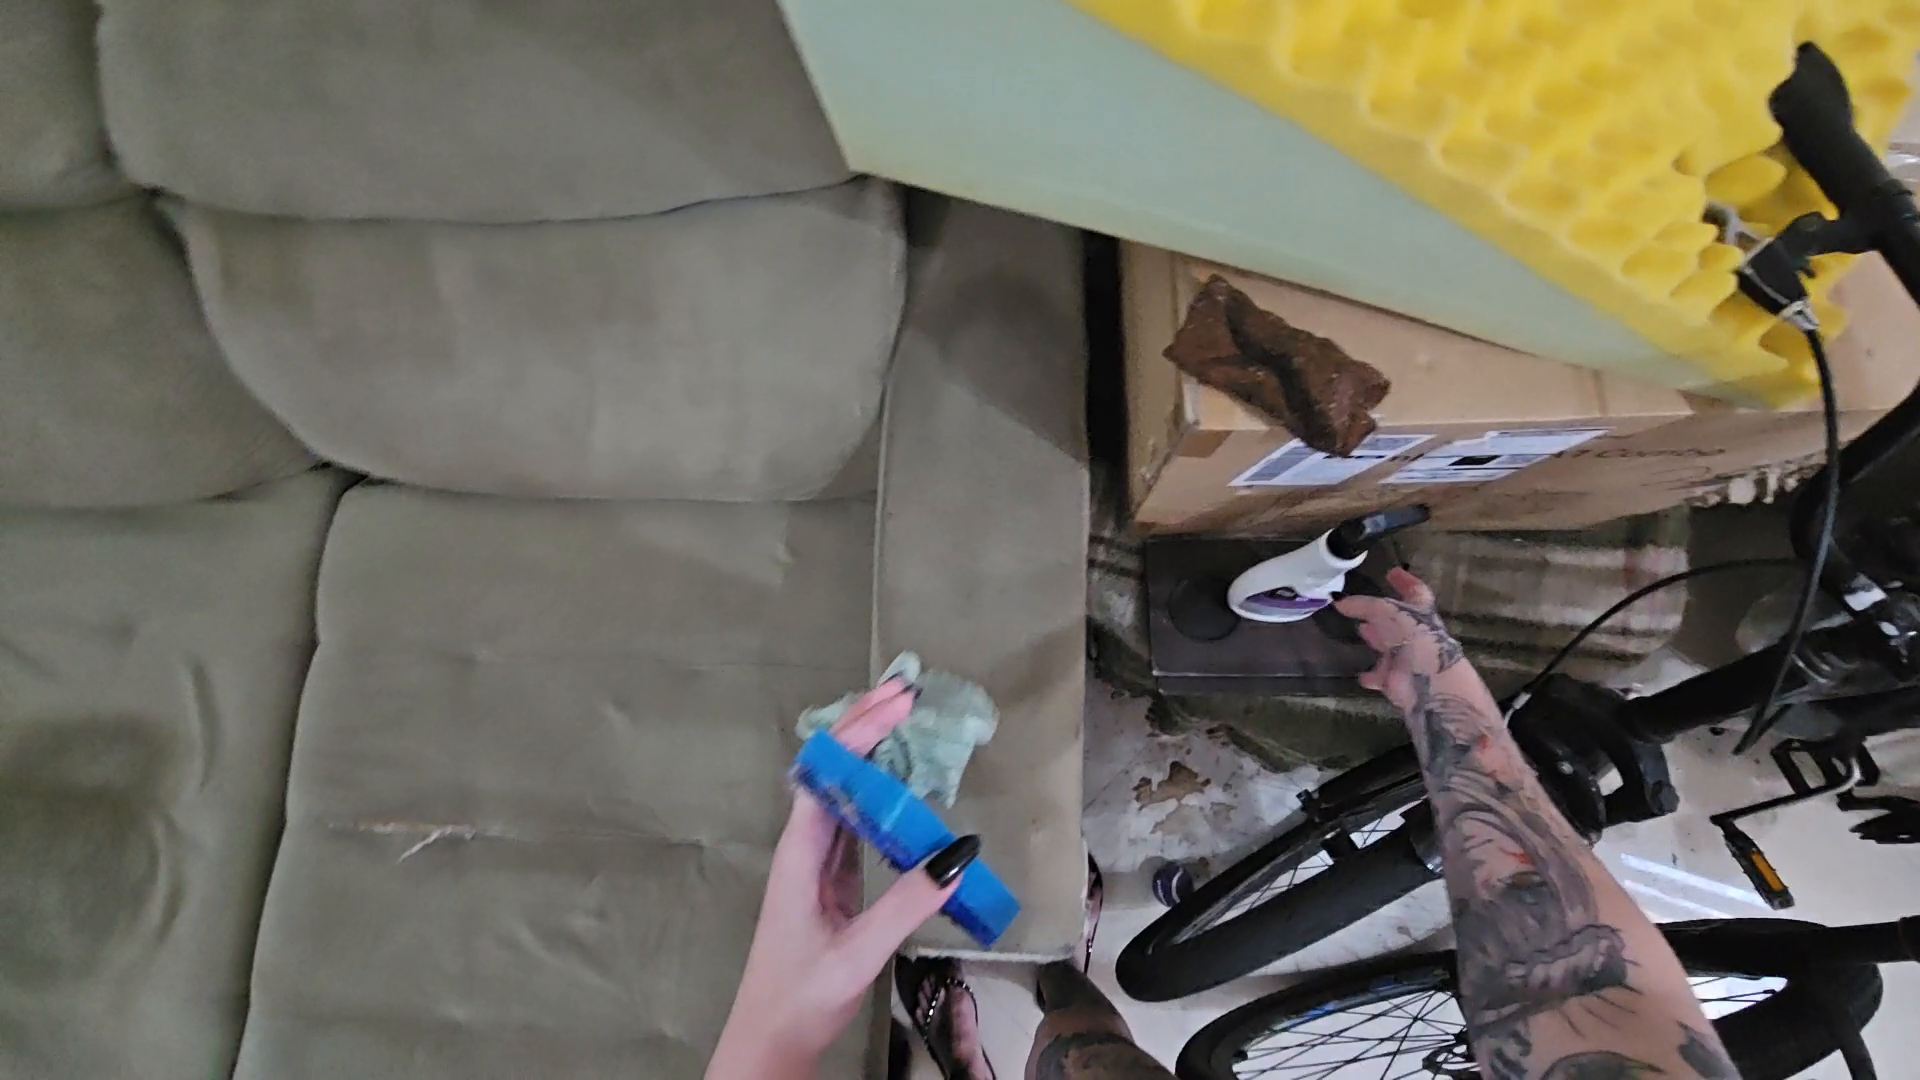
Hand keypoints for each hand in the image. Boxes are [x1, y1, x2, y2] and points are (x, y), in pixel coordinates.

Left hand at [706, 679, 979, 1079]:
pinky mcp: (833, 875)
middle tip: (906, 692)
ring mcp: (818, 858)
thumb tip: (960, 850)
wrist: (768, 1044)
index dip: (860, 732)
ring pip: (845, 787)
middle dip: (866, 724)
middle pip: (833, 767)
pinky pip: (857, 816)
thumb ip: (907, 904)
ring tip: (906, 718)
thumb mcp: (857, 954)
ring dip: (872, 749)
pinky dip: (881, 788)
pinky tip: (903, 779)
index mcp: (799, 850)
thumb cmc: (800, 998)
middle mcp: (806, 842)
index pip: (828, 772)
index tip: (898, 704)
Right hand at [1332, 567, 1466, 711]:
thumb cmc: (1415, 639)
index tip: (1393, 572)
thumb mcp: (1388, 612)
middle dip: (1382, 613)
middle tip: (1363, 606)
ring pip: (1389, 645)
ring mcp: (1408, 657)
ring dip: (1376, 638)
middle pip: (1398, 620)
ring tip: (1360, 630)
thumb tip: (1339, 602)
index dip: (1405, 581)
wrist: (1429, 682)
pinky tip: (1361, 674)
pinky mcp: (1397, 678)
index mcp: (1420, 614)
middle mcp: (1416, 634)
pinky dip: (1371, 674)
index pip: (1414, 592)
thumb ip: (1364, 605)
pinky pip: (1380, 674)